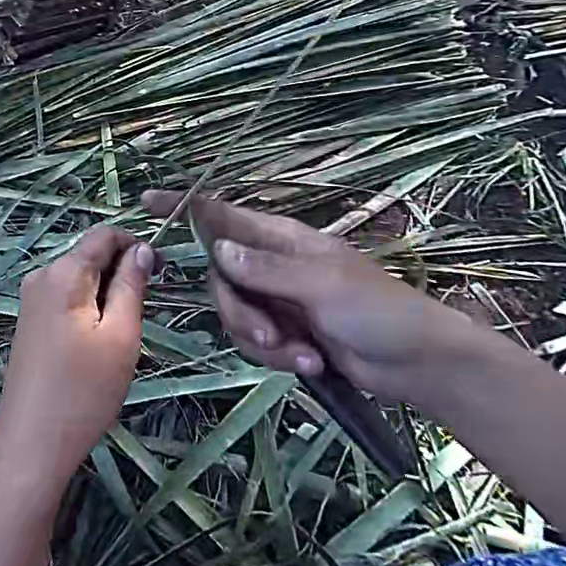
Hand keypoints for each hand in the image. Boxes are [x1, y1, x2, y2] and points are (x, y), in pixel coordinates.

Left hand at [0, 226, 152, 490]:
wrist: (31, 447)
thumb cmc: (84, 392)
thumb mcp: (121, 335)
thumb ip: (131, 285)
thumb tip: (142, 249)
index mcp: (63, 272)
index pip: (104, 235)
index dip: (136, 244)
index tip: (161, 271)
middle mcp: (42, 275)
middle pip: (91, 254)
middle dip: (122, 270)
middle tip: (144, 310)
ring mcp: (31, 299)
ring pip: (80, 277)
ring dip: (107, 291)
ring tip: (123, 331)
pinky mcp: (29, 321)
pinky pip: (66, 296)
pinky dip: (89, 306)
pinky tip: (98, 341)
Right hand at [143, 189, 484, 402]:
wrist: (418, 364)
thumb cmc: (377, 310)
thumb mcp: (321, 286)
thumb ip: (266, 270)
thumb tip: (217, 249)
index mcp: (281, 238)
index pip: (222, 214)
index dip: (185, 205)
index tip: (147, 201)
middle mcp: (272, 264)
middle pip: (221, 279)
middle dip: (240, 313)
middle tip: (271, 336)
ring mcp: (277, 299)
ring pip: (236, 315)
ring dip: (263, 341)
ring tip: (304, 355)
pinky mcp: (284, 331)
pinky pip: (256, 342)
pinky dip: (279, 357)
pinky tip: (312, 363)